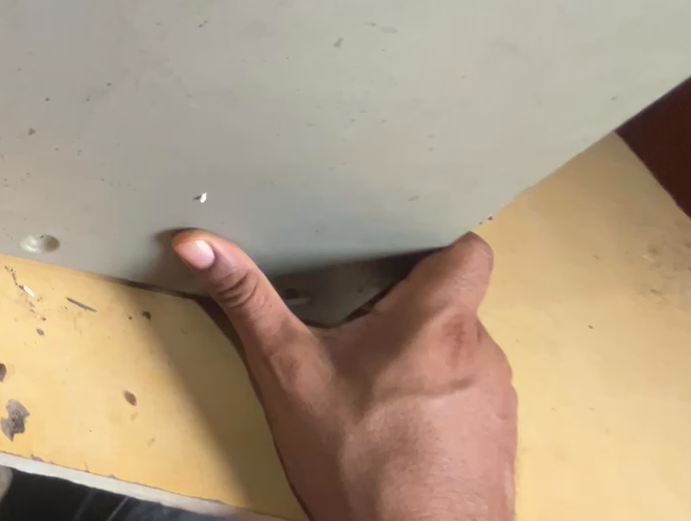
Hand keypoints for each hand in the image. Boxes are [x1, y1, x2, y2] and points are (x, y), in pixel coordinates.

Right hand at [173, 230, 516, 520]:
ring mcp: (497, 400)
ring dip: (410, 336)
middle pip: (448, 296)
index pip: (467, 252)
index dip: (434, 235)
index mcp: (436, 324)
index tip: (384, 234)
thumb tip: (192, 239)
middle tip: (339, 291)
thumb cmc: (355, 455)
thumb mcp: (284, 367)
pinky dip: (423, 376)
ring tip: (352, 347)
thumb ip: (244, 296)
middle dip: (396, 290)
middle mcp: (482, 354)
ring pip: (453, 341)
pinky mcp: (494, 438)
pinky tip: (378, 401)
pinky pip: (461, 381)